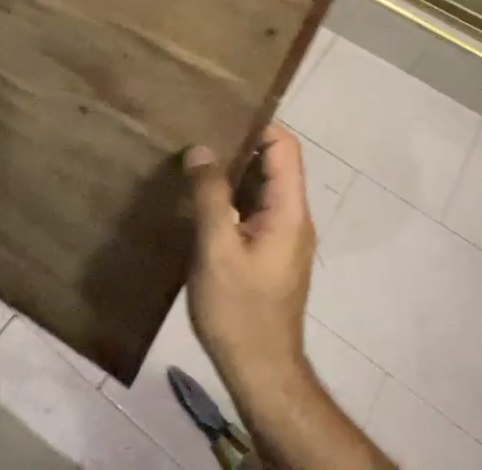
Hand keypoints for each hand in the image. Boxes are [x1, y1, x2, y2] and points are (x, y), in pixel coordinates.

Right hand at [183, 126, 314, 391]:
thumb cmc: (239, 309)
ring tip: (189, 156)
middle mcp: (292, 218)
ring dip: (230, 171)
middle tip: (194, 129)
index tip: (217, 111)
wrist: (260, 370)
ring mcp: (281, 238)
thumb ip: (210, 195)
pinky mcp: (267, 254)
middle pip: (273, 164)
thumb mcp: (217, 248)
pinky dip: (228, 196)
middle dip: (238, 143)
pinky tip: (195, 197)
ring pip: (260, 188)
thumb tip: (201, 149)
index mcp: (289, 212)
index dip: (256, 124)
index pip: (284, 148)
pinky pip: (251, 210)